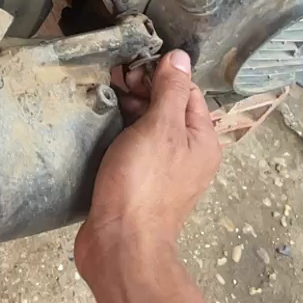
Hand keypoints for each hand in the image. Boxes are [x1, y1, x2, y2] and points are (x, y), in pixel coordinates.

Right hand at [75, 50, 220, 277]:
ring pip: (147, 125)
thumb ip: (170, 91)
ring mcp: (163, 169)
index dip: (160, 75)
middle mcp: (188, 154)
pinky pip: (132, 145)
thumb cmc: (143, 183)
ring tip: (103, 97)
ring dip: (127, 108)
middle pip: (167, 106)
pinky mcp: (138, 181)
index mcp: (202, 140)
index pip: (186, 90)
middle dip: (141, 90)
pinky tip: (100, 123)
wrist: (120, 245)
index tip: (131, 70)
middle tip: (114, 82)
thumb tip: (180, 57)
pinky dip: (119, 131)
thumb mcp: (159, 128)